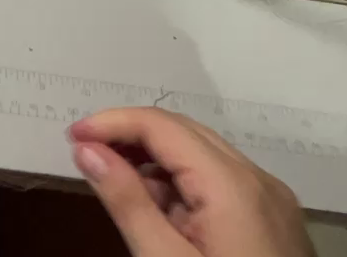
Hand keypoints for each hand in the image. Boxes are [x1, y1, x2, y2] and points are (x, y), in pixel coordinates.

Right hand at [69, 108, 313, 256]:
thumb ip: (126, 201)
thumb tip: (86, 148)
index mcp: (233, 185)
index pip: (160, 125)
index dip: (111, 123)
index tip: (71, 139)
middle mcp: (258, 179)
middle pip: (182, 131)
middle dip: (130, 136)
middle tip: (86, 154)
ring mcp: (272, 201)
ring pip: (200, 153)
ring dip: (153, 158)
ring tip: (116, 184)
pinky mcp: (274, 223)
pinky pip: (218, 181)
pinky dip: (181, 182)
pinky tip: (158, 209)